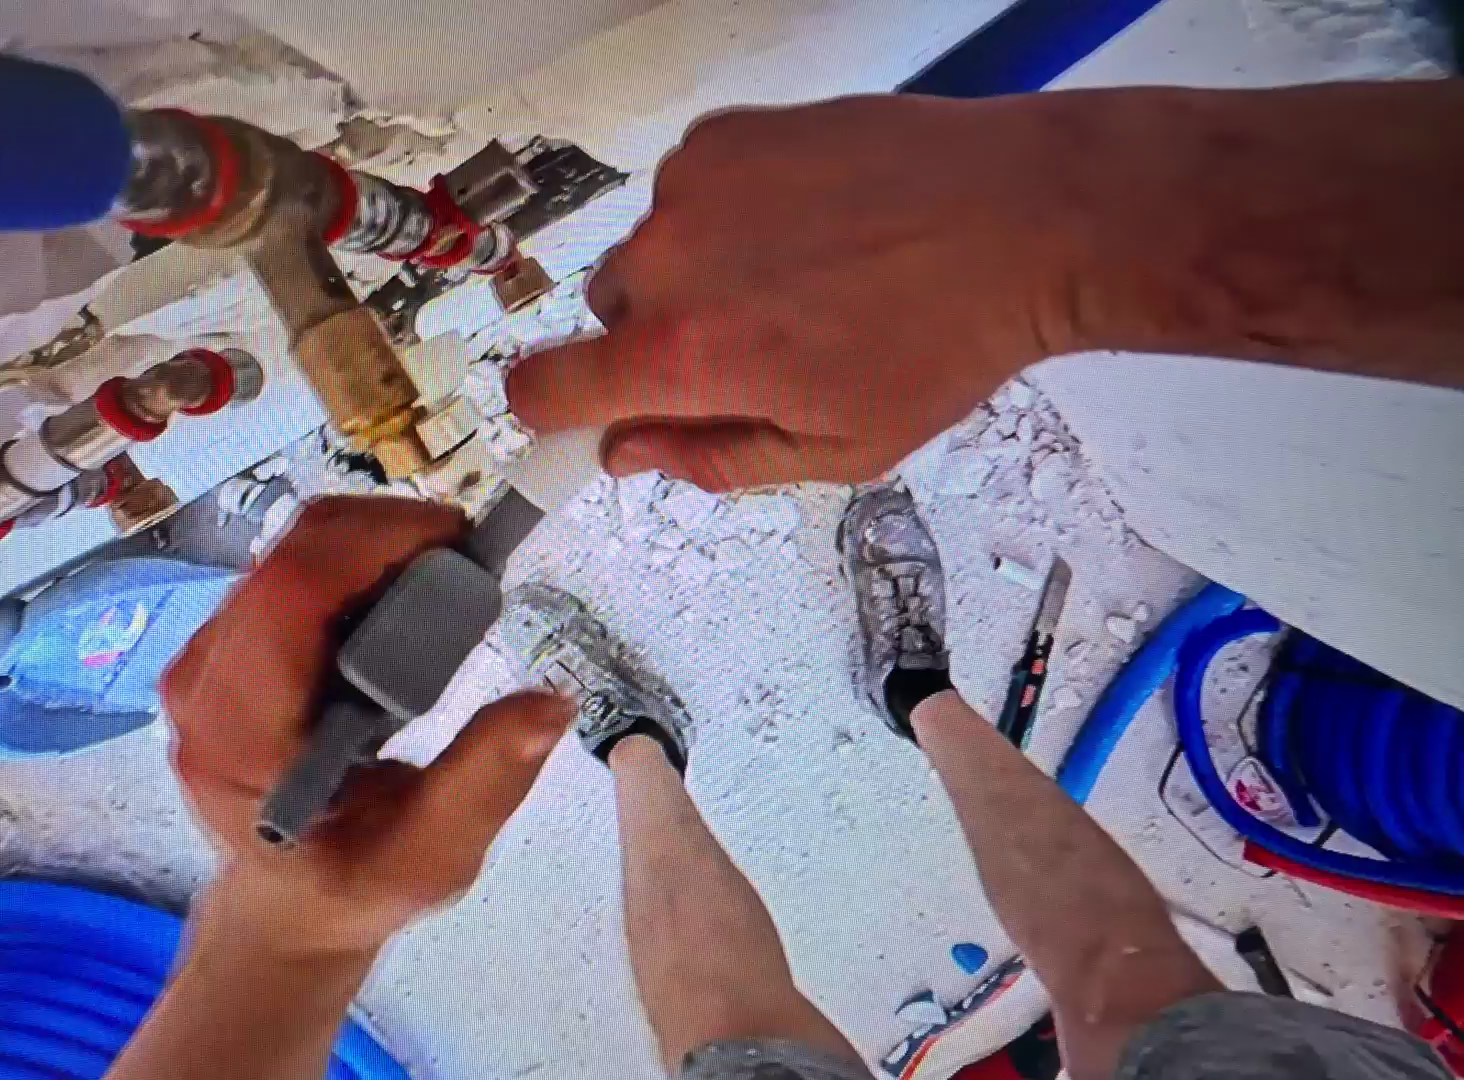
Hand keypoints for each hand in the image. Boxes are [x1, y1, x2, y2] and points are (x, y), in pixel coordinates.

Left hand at [160, 496, 571, 959]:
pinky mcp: (228, 640)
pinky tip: (400, 591)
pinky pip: (294, 564)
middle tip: (466, 563)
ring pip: (294, 547)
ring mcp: (209, 655)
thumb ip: (485, 784)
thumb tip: (549, 701)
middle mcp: (206, 682)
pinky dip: (357, 557)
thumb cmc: (353, 880)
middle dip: (389, 534)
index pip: (292, 595)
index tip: (463, 546)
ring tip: (440, 577)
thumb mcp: (430, 857)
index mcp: (241, 737)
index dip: (377, 544)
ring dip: (376, 541)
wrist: (287, 893)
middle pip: (294, 555)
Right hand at [508, 94, 1088, 489]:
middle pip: (602, 323)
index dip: (547, 413)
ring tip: (781, 278)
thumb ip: (706, 460)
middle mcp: (665, 264)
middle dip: (648, 346)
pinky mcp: (721, 138)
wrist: (1031, 215)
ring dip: (686, 281)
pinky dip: (715, 223)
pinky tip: (792, 227)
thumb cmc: (938, 347)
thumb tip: (626, 451)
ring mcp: (689, 189)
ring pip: (644, 260)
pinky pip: (681, 201)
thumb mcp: (828, 451)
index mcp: (683, 357)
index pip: (542, 388)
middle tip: (736, 347)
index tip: (579, 417)